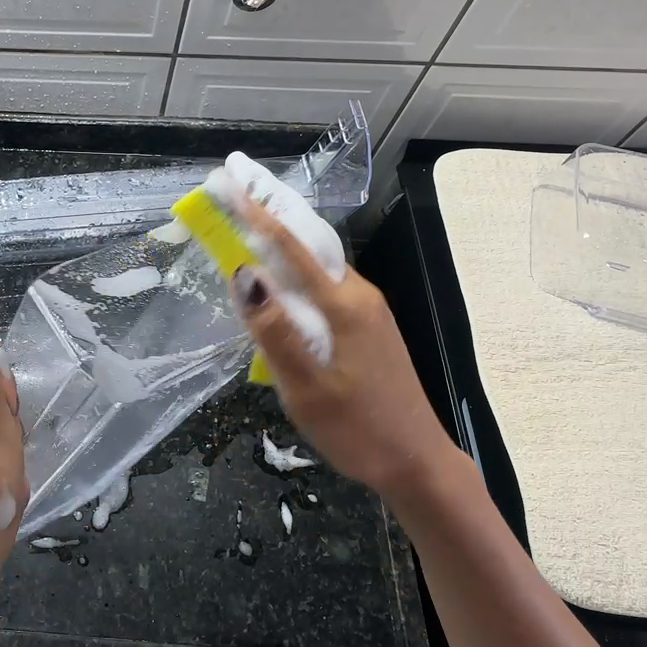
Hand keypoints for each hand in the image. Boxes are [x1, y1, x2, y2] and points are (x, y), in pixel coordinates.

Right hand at [230, 202, 458, 500]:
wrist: (418, 465)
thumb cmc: (359, 430)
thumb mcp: (308, 388)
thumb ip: (275, 330)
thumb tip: (245, 274)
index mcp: (345, 305)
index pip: (292, 246)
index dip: (256, 213)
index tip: (227, 181)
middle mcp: (359, 297)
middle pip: (307, 249)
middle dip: (267, 222)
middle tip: (229, 204)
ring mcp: (367, 313)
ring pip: (316, 272)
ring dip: (279, 253)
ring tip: (242, 241)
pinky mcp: (367, 331)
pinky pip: (323, 292)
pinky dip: (294, 282)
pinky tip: (276, 296)